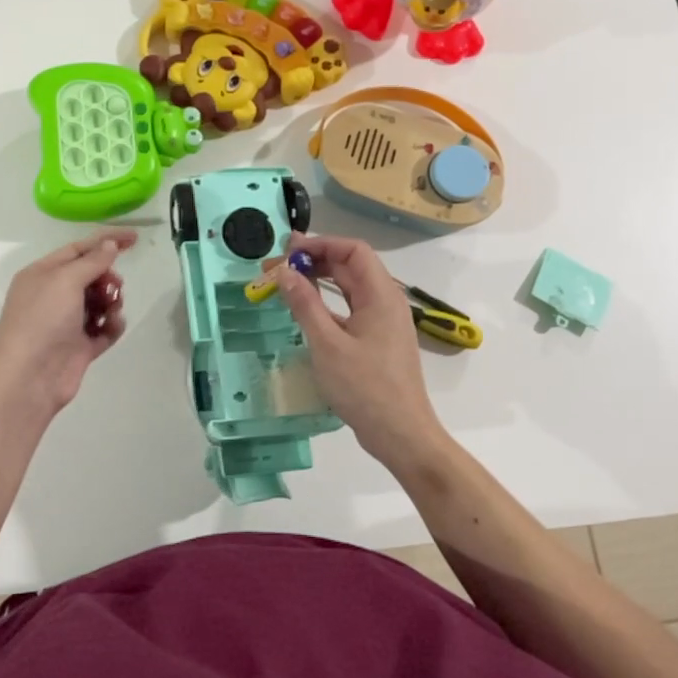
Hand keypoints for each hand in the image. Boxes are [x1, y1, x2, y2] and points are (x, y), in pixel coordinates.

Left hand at [0, 229, 137, 413]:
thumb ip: (92, 261)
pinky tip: (112, 326)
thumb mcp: (65, 280)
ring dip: (111, 301)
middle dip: (108, 277)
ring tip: (111, 309)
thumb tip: (110, 244)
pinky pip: (104, 328)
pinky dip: (112, 324)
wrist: (29, 379)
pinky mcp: (80, 346)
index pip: (78, 250)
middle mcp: (53, 295)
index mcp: (42, 274)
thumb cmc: (42, 320)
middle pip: (90, 275)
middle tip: (113, 286)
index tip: (135, 239)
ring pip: (99, 301)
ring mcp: (67, 322)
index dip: (106, 241)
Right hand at [273, 233, 445, 466]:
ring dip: (319, 281)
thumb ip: (305, 304)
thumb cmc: (365, 388)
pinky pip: (351, 309)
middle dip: (314, 261)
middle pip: (351, 266)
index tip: (288, 250)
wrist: (401, 434)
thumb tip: (284, 271)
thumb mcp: (327, 345)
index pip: (353, 250)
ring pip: (350, 288)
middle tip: (276, 267)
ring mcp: (383, 323)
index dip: (321, 244)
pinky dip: (327, 303)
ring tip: (285, 283)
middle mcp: (386, 302)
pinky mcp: (378, 341)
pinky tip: (305, 311)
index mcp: (381, 295)